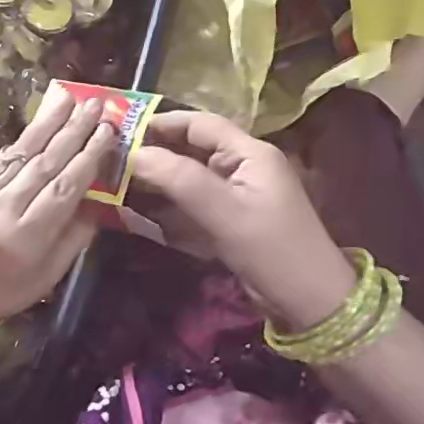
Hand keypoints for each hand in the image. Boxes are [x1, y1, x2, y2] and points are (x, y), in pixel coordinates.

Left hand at [0, 88, 114, 317]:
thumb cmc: (13, 288)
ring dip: (49, 123)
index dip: (88, 157)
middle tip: (96, 104)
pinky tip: (42, 119)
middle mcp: (4, 211)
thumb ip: (77, 234)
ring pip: (22, 154)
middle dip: (73, 131)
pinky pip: (3, 160)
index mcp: (28, 238)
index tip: (108, 132)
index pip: (64, 188)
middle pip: (45, 163)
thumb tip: (99, 195)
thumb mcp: (53, 272)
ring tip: (70, 97)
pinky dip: (25, 139)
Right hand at [130, 110, 355, 330]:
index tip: (124, 129)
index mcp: (250, 153)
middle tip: (114, 158)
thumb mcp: (225, 211)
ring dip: (160, 182)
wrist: (309, 300)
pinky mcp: (232, 222)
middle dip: (157, 153)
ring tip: (120, 183)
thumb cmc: (271, 249)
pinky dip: (172, 207)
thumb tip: (135, 153)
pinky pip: (195, 206)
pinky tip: (143, 213)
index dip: (163, 122)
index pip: (201, 124)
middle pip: (194, 150)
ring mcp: (238, 196)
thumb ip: (180, 180)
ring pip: (191, 180)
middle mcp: (244, 168)